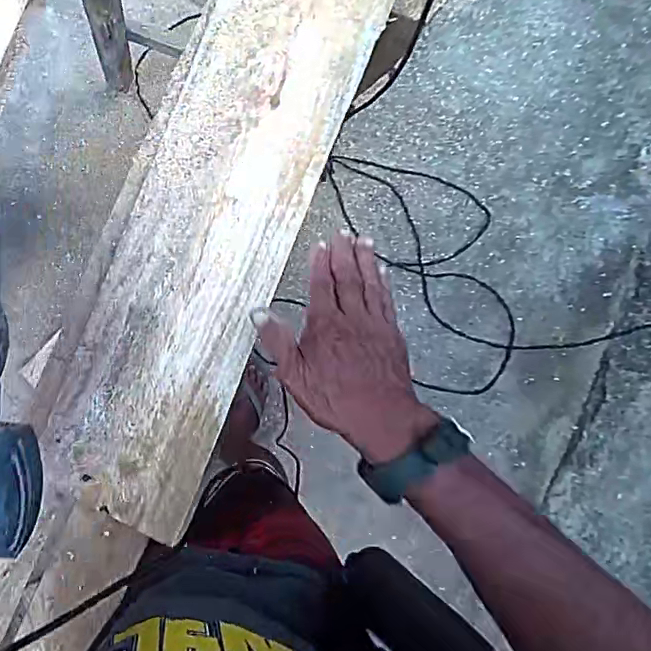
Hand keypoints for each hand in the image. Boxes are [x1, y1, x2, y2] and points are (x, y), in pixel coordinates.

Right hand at [254, 233, 439, 463]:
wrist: (382, 416)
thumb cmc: (335, 399)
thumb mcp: (295, 376)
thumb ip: (277, 341)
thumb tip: (258, 313)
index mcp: (325, 325)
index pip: (321, 286)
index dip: (320, 264)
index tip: (320, 246)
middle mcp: (351, 318)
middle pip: (347, 278)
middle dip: (344, 253)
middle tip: (342, 233)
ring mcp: (375, 324)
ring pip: (370, 283)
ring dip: (366, 260)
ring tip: (363, 240)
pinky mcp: (392, 334)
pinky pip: (387, 300)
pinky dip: (383, 282)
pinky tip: (382, 271)